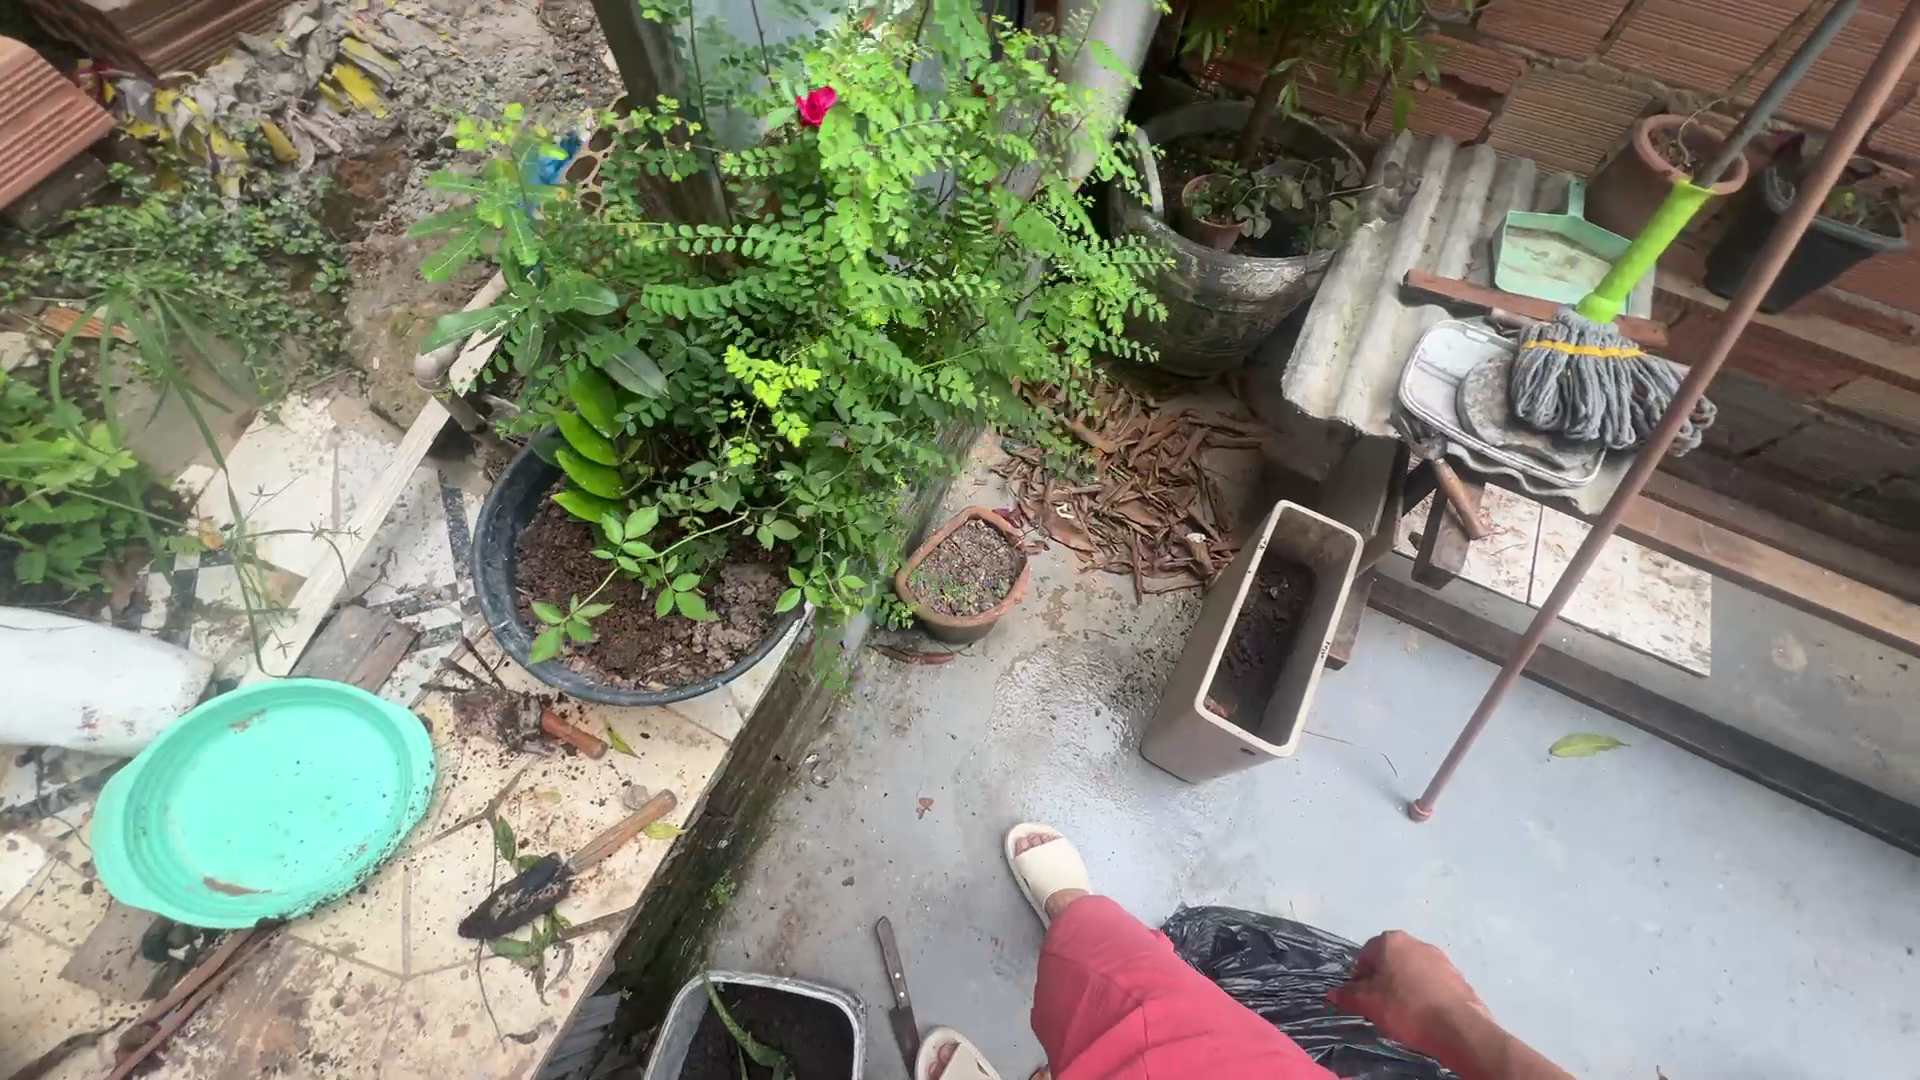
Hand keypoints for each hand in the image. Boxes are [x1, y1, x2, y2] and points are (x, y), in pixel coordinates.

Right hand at [1329, 931, 1488, 1059]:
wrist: (1461, 1030)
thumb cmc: (1407, 1008)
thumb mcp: (1369, 1003)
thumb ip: (1348, 995)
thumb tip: (1333, 993)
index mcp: (1389, 941)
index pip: (1365, 957)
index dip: (1360, 979)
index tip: (1364, 1000)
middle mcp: (1415, 943)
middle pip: (1390, 962)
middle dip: (1384, 981)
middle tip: (1384, 1007)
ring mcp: (1441, 960)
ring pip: (1414, 973)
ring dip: (1407, 988)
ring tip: (1408, 1014)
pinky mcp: (1460, 979)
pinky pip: (1435, 985)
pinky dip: (1428, 997)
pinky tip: (1429, 1017)